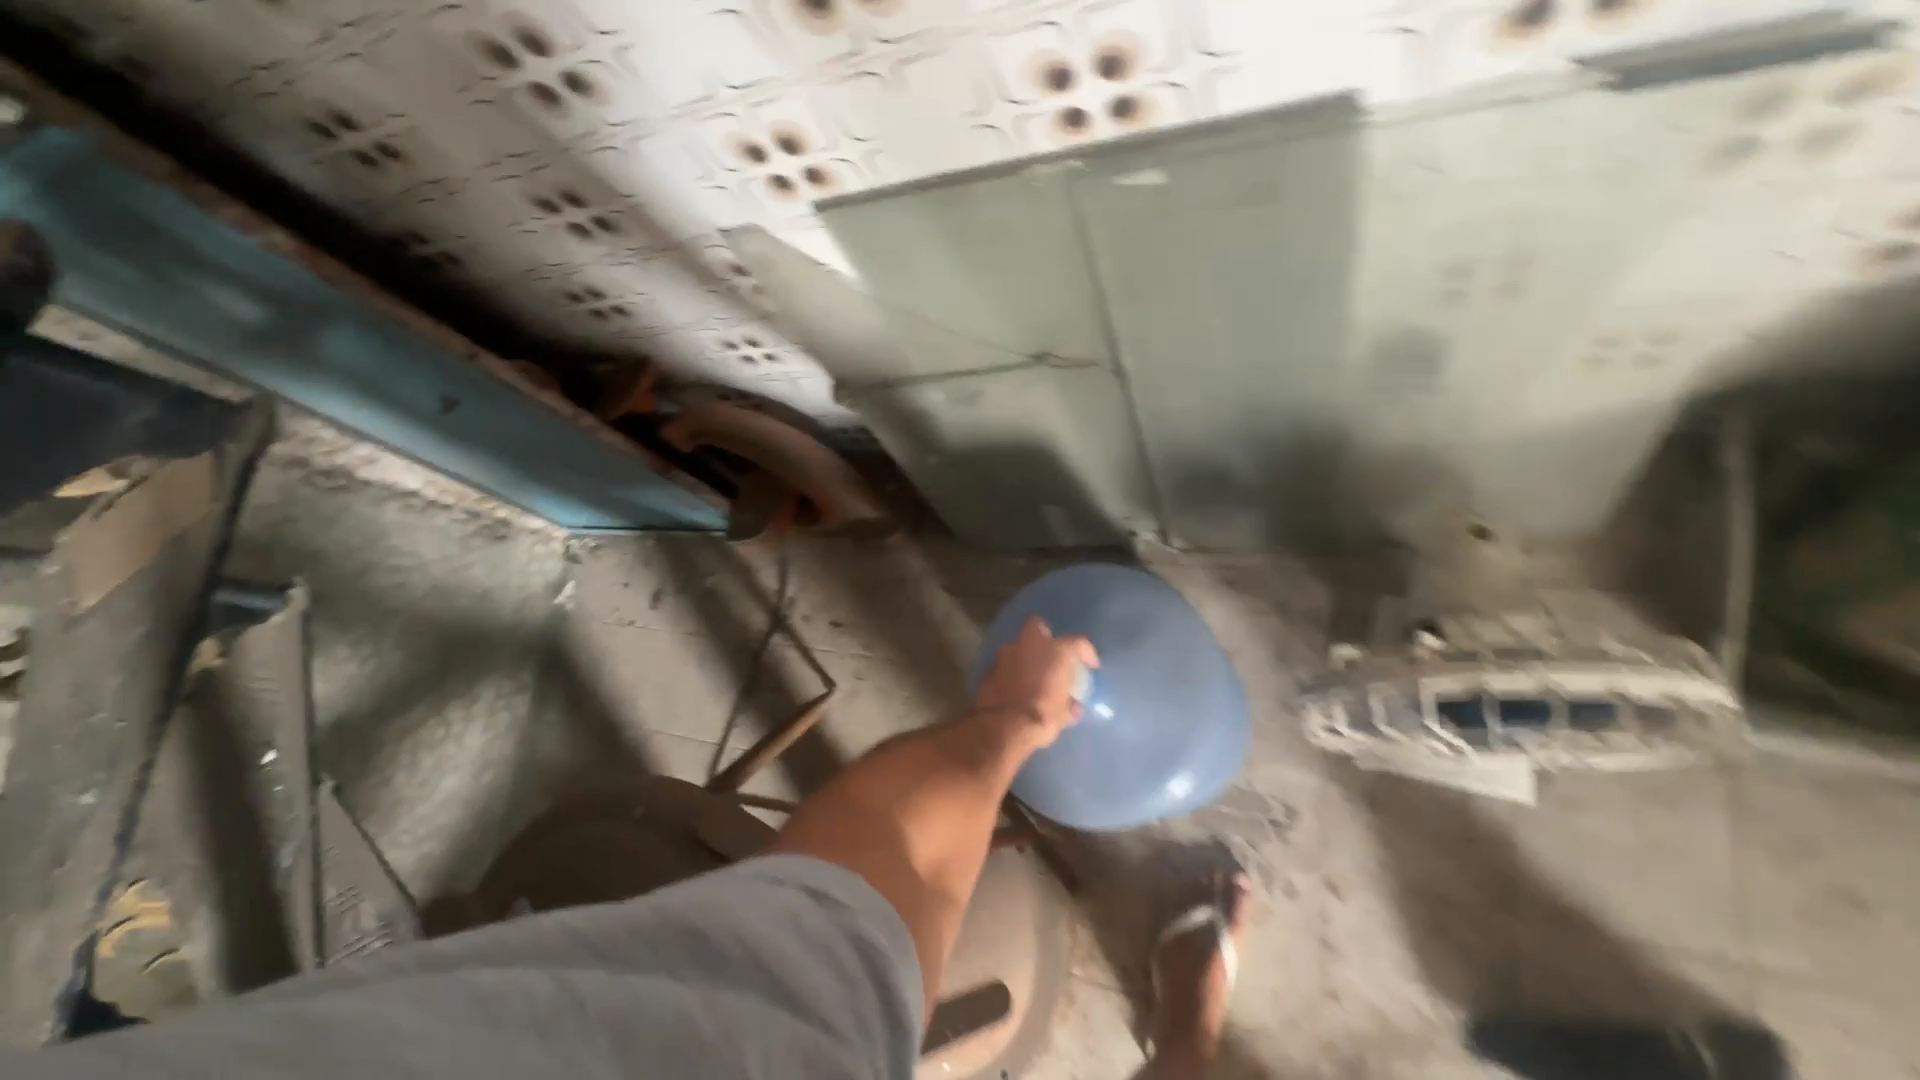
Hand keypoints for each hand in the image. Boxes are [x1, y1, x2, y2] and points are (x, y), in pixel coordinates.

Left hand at [972, 616, 1098, 750]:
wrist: (1003, 726)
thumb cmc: (1042, 716)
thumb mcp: (1065, 715)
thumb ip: (1069, 703)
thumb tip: (1072, 705)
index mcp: (1057, 652)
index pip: (1079, 643)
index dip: (1086, 654)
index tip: (1090, 665)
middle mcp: (1031, 645)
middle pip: (1038, 627)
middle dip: (1044, 637)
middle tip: (1050, 655)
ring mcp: (1007, 654)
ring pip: (1018, 646)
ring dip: (1024, 657)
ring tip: (1030, 675)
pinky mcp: (989, 668)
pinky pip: (1004, 665)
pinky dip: (1009, 672)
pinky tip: (1013, 687)